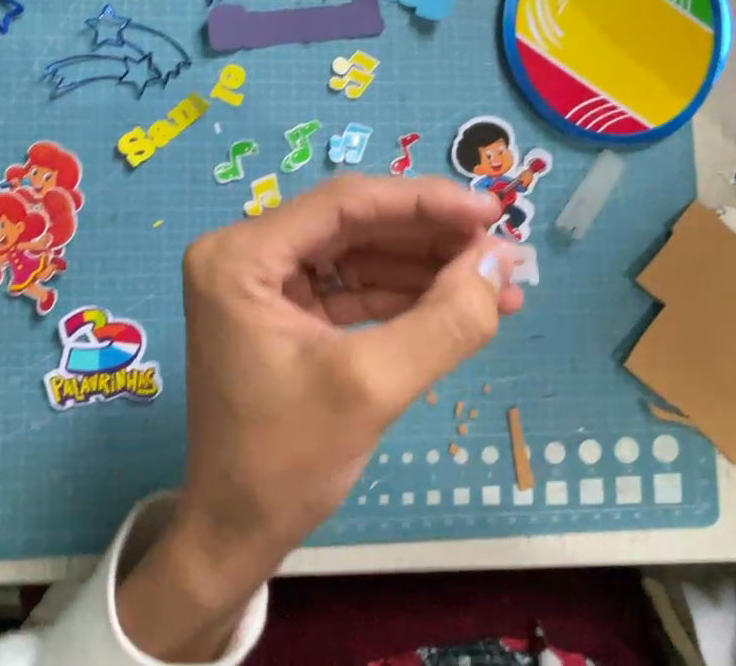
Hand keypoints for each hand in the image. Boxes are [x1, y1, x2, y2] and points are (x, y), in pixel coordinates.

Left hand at [117, 176, 521, 659]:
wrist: (235, 533)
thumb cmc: (285, 460)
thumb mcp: (371, 387)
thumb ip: (444, 322)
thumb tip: (499, 265)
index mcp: (240, 257)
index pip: (344, 205)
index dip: (423, 202)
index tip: (491, 211)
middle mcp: (244, 256)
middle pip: (354, 226)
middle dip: (430, 239)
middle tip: (500, 250)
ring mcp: (262, 285)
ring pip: (358, 255)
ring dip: (425, 269)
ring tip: (497, 284)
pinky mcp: (284, 315)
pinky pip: (351, 290)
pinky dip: (403, 297)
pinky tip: (459, 307)